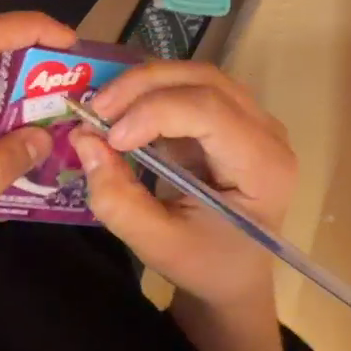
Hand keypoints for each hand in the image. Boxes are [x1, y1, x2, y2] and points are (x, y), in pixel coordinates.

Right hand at [70, 61, 297, 307]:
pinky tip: (122, 112)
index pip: (209, 110)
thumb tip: (84, 140)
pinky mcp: (228, 115)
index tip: (110, 139)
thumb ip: (118, 198)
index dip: (154, 112)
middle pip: (202, 80)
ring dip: (143, 83)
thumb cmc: (206, 264)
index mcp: (263, 168)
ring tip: (104, 108)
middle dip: (141, 86)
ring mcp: (251, 119)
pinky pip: (186, 86)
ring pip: (193, 74)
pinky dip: (149, 91)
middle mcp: (266, 132)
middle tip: (95, 111)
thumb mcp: (157, 245)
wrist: (235, 276)